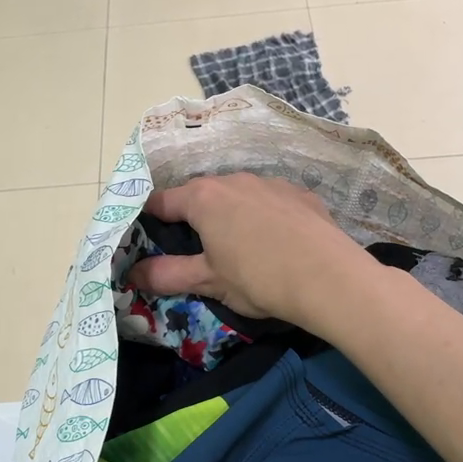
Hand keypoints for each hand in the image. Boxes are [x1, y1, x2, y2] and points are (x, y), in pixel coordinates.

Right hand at [126, 174, 374, 325]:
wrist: (329, 278)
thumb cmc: (259, 278)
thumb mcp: (209, 282)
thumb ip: (168, 275)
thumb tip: (133, 273)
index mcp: (204, 198)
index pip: (162, 201)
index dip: (150, 219)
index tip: (147, 238)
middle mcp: (234, 180)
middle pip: (201, 195)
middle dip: (193, 218)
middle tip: (195, 250)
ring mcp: (271, 183)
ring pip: (238, 195)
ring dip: (231, 215)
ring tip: (238, 247)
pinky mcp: (300, 194)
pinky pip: (271, 201)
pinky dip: (265, 217)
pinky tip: (276, 243)